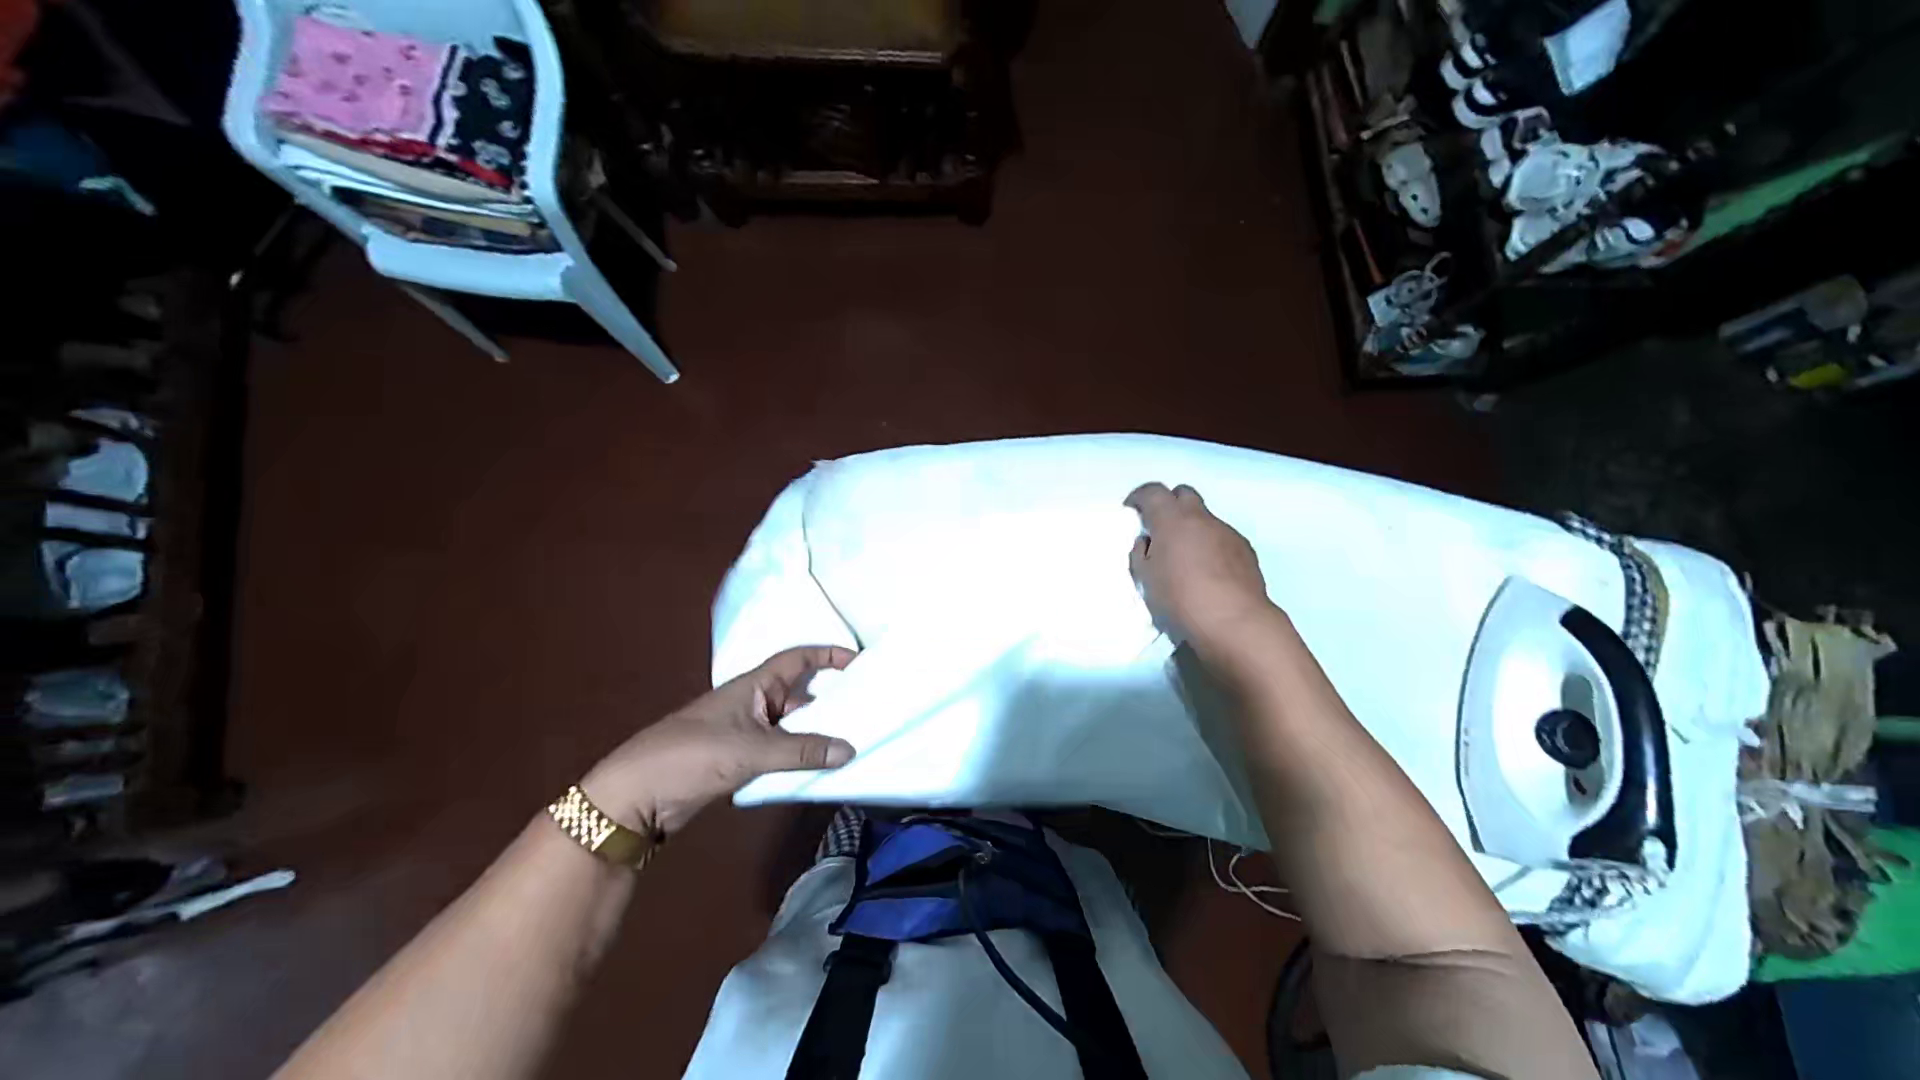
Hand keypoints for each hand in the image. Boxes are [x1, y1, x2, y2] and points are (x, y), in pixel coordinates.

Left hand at [579, 646, 857, 836]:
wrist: (637, 796)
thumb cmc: (691, 755)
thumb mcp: (750, 750)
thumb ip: (801, 750)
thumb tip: (849, 749)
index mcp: (753, 686)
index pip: (797, 660)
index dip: (826, 656)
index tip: (859, 661)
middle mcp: (753, 704)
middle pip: (800, 697)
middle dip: (831, 702)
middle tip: (868, 711)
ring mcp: (746, 733)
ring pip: (792, 728)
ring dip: (817, 736)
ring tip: (854, 743)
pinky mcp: (740, 760)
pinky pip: (780, 752)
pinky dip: (800, 758)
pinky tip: (821, 770)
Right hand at [1125, 482, 1277, 647]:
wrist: (1233, 622)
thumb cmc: (1180, 599)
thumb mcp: (1145, 578)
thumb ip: (1141, 553)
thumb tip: (1148, 542)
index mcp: (1171, 520)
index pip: (1152, 491)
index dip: (1139, 497)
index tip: (1132, 511)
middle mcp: (1201, 518)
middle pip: (1183, 493)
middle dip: (1169, 504)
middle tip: (1159, 529)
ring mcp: (1227, 532)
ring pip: (1205, 518)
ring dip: (1192, 529)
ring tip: (1185, 558)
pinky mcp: (1245, 550)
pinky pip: (1222, 538)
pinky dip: (1210, 546)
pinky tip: (1208, 572)